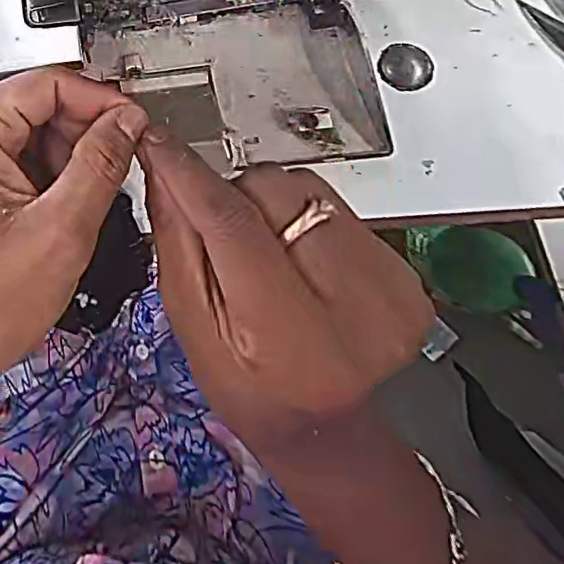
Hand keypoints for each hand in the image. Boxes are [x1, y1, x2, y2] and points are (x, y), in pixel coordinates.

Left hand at [0, 67, 148, 417]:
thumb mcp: (61, 230)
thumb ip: (102, 163)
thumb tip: (129, 121)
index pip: (48, 83)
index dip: (101, 100)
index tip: (136, 123)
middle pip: (43, 100)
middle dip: (87, 132)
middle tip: (119, 165)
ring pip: (40, 125)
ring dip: (74, 154)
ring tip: (83, 199)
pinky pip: (28, 148)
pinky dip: (57, 169)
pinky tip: (64, 205)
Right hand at [140, 130, 433, 446]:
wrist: (324, 421)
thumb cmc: (248, 386)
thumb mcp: (193, 327)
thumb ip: (177, 243)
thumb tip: (162, 171)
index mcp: (290, 337)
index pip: (231, 224)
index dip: (188, 174)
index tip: (159, 142)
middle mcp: (353, 310)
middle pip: (270, 190)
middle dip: (234, 198)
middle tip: (229, 245)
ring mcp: (389, 287)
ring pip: (301, 185)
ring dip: (270, 204)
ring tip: (268, 253)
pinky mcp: (404, 271)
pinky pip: (332, 200)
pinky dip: (303, 214)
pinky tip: (300, 257)